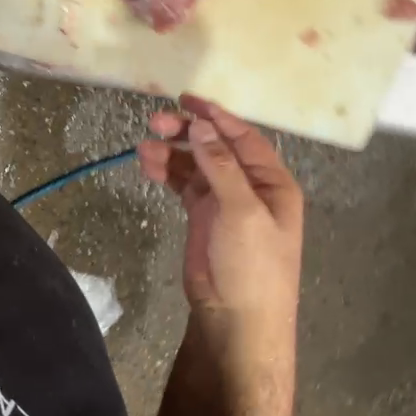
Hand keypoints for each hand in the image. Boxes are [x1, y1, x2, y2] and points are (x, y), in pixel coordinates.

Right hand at [138, 96, 303, 355]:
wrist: (236, 316)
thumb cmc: (251, 264)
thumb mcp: (241, 212)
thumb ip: (220, 166)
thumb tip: (201, 126)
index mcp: (272, 183)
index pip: (243, 139)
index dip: (216, 117)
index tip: (185, 99)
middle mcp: (249, 187)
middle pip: (214, 147)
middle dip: (185, 132)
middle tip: (154, 122)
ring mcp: (224, 200)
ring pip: (193, 163)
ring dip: (170, 152)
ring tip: (143, 150)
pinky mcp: (201, 214)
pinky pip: (181, 182)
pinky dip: (165, 171)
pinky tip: (146, 166)